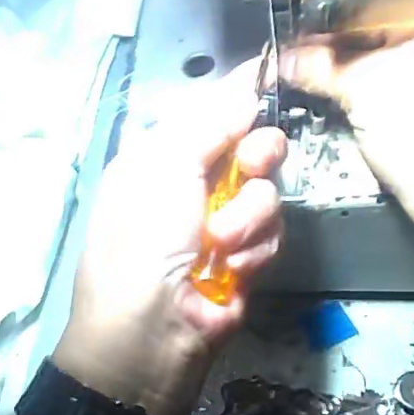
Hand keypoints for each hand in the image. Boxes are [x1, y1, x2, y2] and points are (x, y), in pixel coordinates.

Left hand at [53, 61, 285, 414]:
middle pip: (250, 149)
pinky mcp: (245, 263)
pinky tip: (233, 273)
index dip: (239, 95)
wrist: (150, 340)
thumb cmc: (141, 250)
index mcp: (160, 161)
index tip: (270, 75)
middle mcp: (192, 189)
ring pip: (268, 195)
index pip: (207, 115)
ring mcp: (221, 227)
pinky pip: (272, 237)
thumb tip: (244, 93)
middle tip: (252, 166)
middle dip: (257, 156)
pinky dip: (254, 253)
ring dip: (248, 218)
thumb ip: (206, 129)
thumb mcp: (162, 176)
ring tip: (219, 246)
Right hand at [283, 2, 413, 238]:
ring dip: (348, 53)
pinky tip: (333, 78)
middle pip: (383, 12)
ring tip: (304, 57)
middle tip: (295, 38)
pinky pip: (397, 67)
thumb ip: (317, 65)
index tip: (295, 9)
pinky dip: (367, 73)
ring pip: (388, 43)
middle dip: (337, 30)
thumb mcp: (362, 90)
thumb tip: (276, 57)